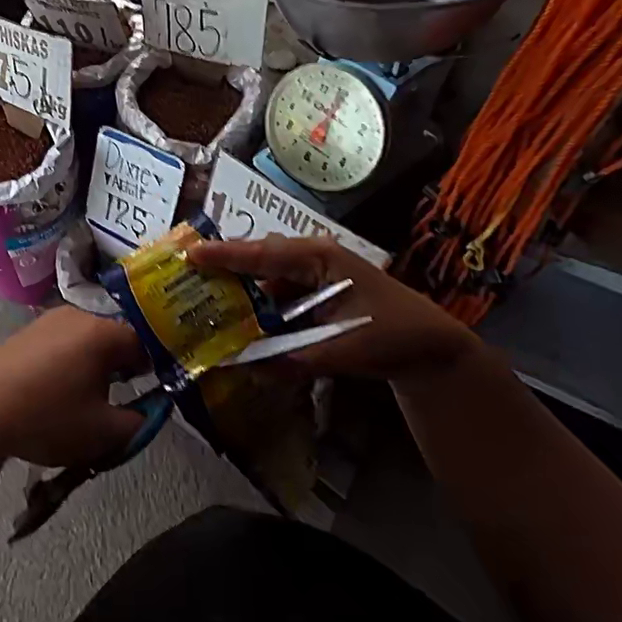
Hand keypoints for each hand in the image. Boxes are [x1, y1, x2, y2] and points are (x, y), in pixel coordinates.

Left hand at [0, 307, 147, 469]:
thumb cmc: (45, 419)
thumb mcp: (103, 433)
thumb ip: (141, 421)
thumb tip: (153, 408)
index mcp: (106, 332)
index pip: (152, 340)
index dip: (162, 366)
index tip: (161, 391)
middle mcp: (82, 314)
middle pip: (122, 336)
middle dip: (130, 365)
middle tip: (128, 398)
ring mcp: (52, 319)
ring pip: (94, 339)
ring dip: (102, 364)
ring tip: (95, 398)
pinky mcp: (30, 332)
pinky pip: (68, 341)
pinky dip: (76, 361)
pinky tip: (62, 390)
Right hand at [186, 237, 479, 384]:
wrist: (432, 348)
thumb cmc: (394, 335)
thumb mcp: (345, 348)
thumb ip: (296, 359)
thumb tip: (248, 369)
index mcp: (320, 258)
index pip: (264, 252)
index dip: (225, 254)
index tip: (190, 254)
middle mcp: (314, 260)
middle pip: (260, 259)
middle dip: (226, 268)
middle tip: (189, 279)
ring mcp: (317, 277)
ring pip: (268, 279)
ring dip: (242, 292)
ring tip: (207, 304)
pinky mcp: (319, 296)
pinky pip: (281, 296)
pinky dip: (261, 309)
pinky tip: (244, 325)